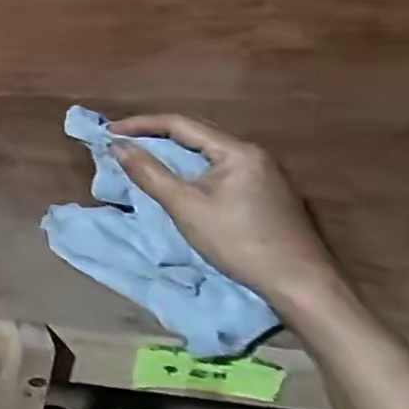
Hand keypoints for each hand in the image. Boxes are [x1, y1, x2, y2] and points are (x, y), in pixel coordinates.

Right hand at [110, 113, 344, 309]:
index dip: (139, 125)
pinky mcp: (266, 191)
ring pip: (207, 151)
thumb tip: (118, 146)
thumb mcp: (184, 205)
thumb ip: (148, 172)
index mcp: (237, 152)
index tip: (106, 132)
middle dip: (154, 134)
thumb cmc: (237, 241)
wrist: (301, 284)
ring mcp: (265, 174)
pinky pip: (218, 166)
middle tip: (120, 141)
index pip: (179, 124)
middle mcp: (254, 155)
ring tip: (140, 156)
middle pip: (195, 133)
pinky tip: (177, 176)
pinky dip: (189, 165)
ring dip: (171, 150)